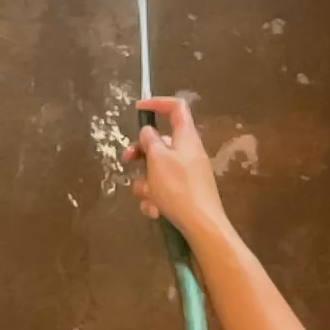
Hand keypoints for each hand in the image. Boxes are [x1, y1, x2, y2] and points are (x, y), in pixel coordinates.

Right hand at [125, 96, 229, 242]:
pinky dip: (155, 197)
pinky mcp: (185, 193)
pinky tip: (154, 209)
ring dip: (146, 182)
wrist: (202, 226)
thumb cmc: (179, 188)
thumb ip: (150, 141)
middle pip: (160, 142)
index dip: (157, 103)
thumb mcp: (158, 159)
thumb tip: (148, 131)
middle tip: (127, 160)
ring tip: (147, 196)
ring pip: (157, 169)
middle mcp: (188, 152)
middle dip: (140, 152)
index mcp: (186, 137)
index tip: (138, 109)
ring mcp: (187, 174)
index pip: (176, 107)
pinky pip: (163, 188)